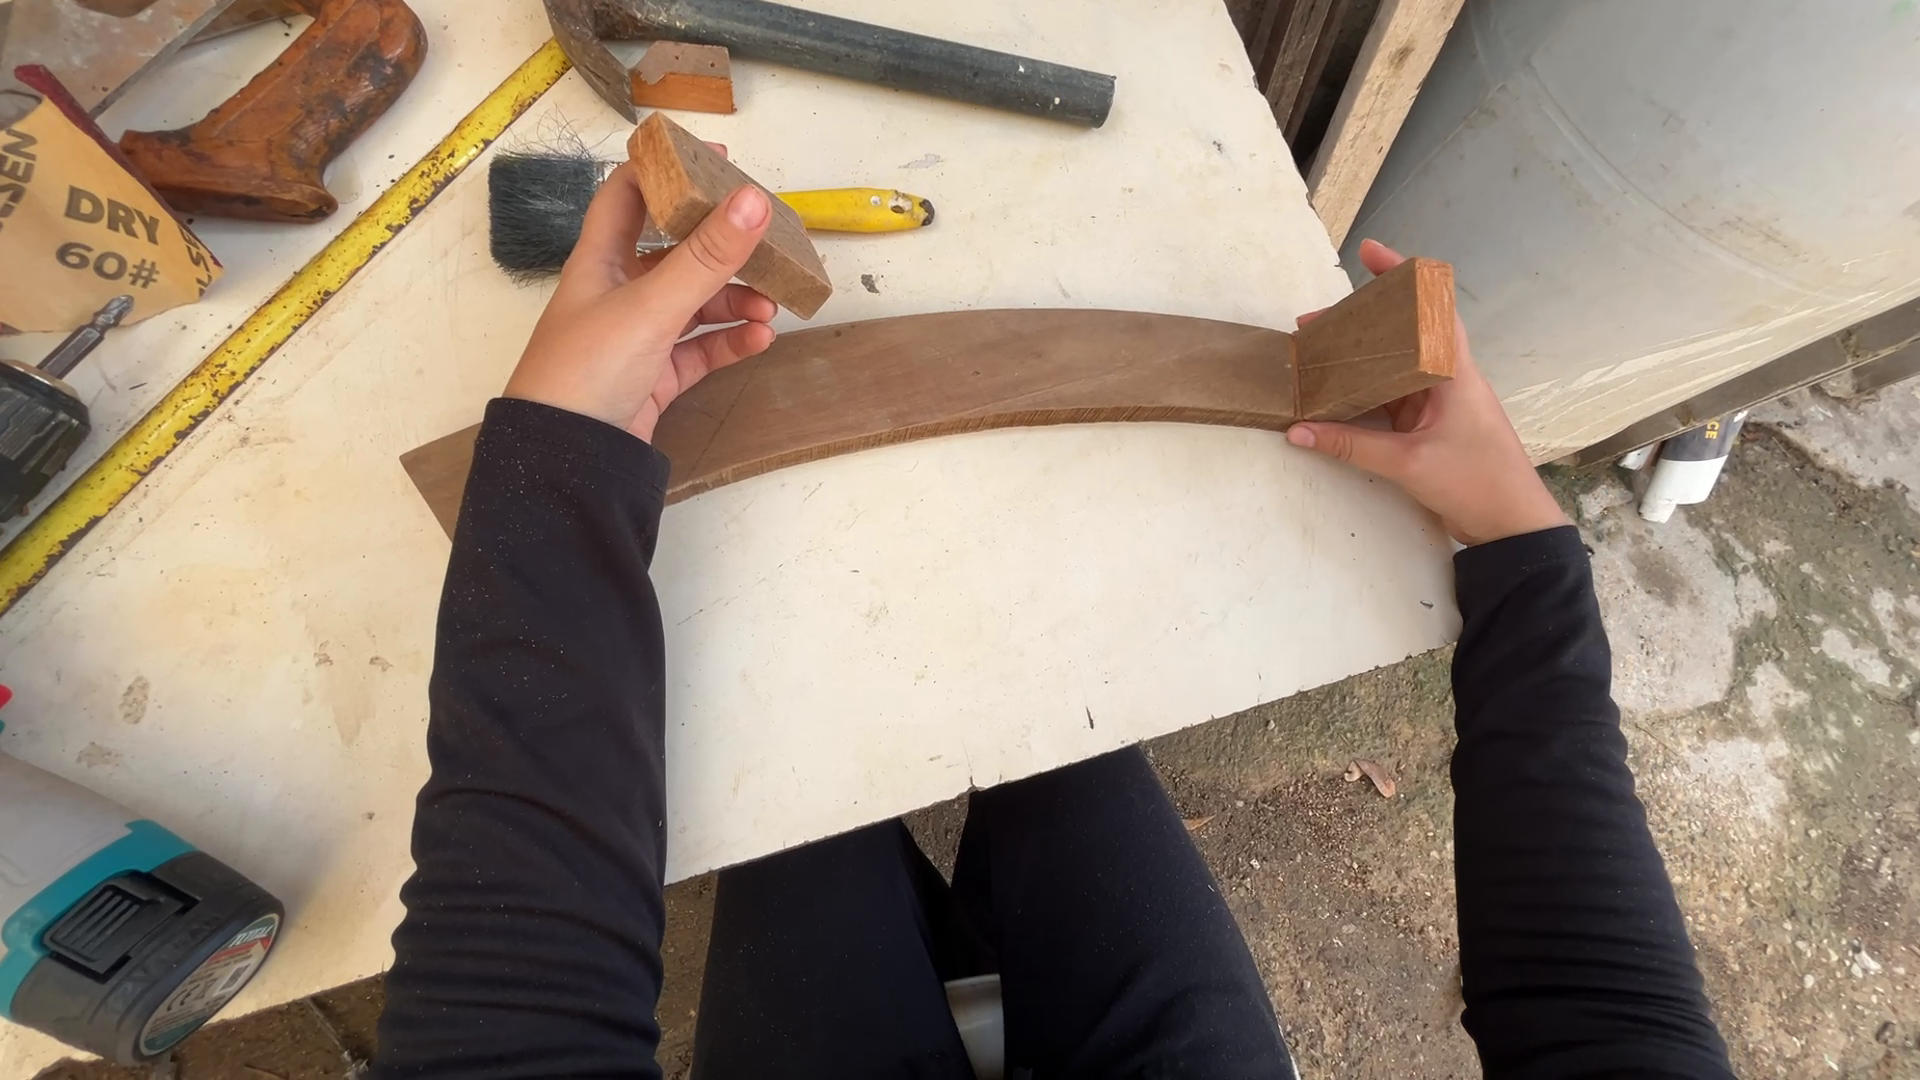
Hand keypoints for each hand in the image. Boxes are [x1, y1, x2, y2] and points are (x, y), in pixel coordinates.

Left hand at [503, 159, 777, 442]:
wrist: (570, 455)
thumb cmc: (589, 368)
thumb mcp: (651, 305)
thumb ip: (706, 257)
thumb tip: (754, 202)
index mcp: (602, 260)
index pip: (629, 196)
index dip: (667, 173)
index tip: (715, 162)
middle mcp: (620, 292)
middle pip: (678, 255)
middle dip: (723, 251)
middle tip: (767, 248)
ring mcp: (640, 337)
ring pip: (697, 306)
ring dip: (735, 302)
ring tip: (771, 306)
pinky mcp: (658, 376)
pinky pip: (702, 350)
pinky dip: (731, 342)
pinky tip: (760, 338)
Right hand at [1285, 239, 1568, 545]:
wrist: (1508, 521)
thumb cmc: (1474, 481)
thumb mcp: (1406, 462)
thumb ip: (1348, 444)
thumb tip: (1296, 431)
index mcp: (1453, 372)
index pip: (1431, 308)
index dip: (1403, 276)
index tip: (1370, 254)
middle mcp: (1445, 378)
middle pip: (1400, 334)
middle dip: (1357, 323)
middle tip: (1313, 323)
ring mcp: (1434, 402)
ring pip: (1390, 367)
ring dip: (1354, 359)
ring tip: (1312, 355)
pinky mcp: (1424, 425)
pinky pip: (1385, 398)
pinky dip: (1358, 392)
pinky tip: (1330, 394)